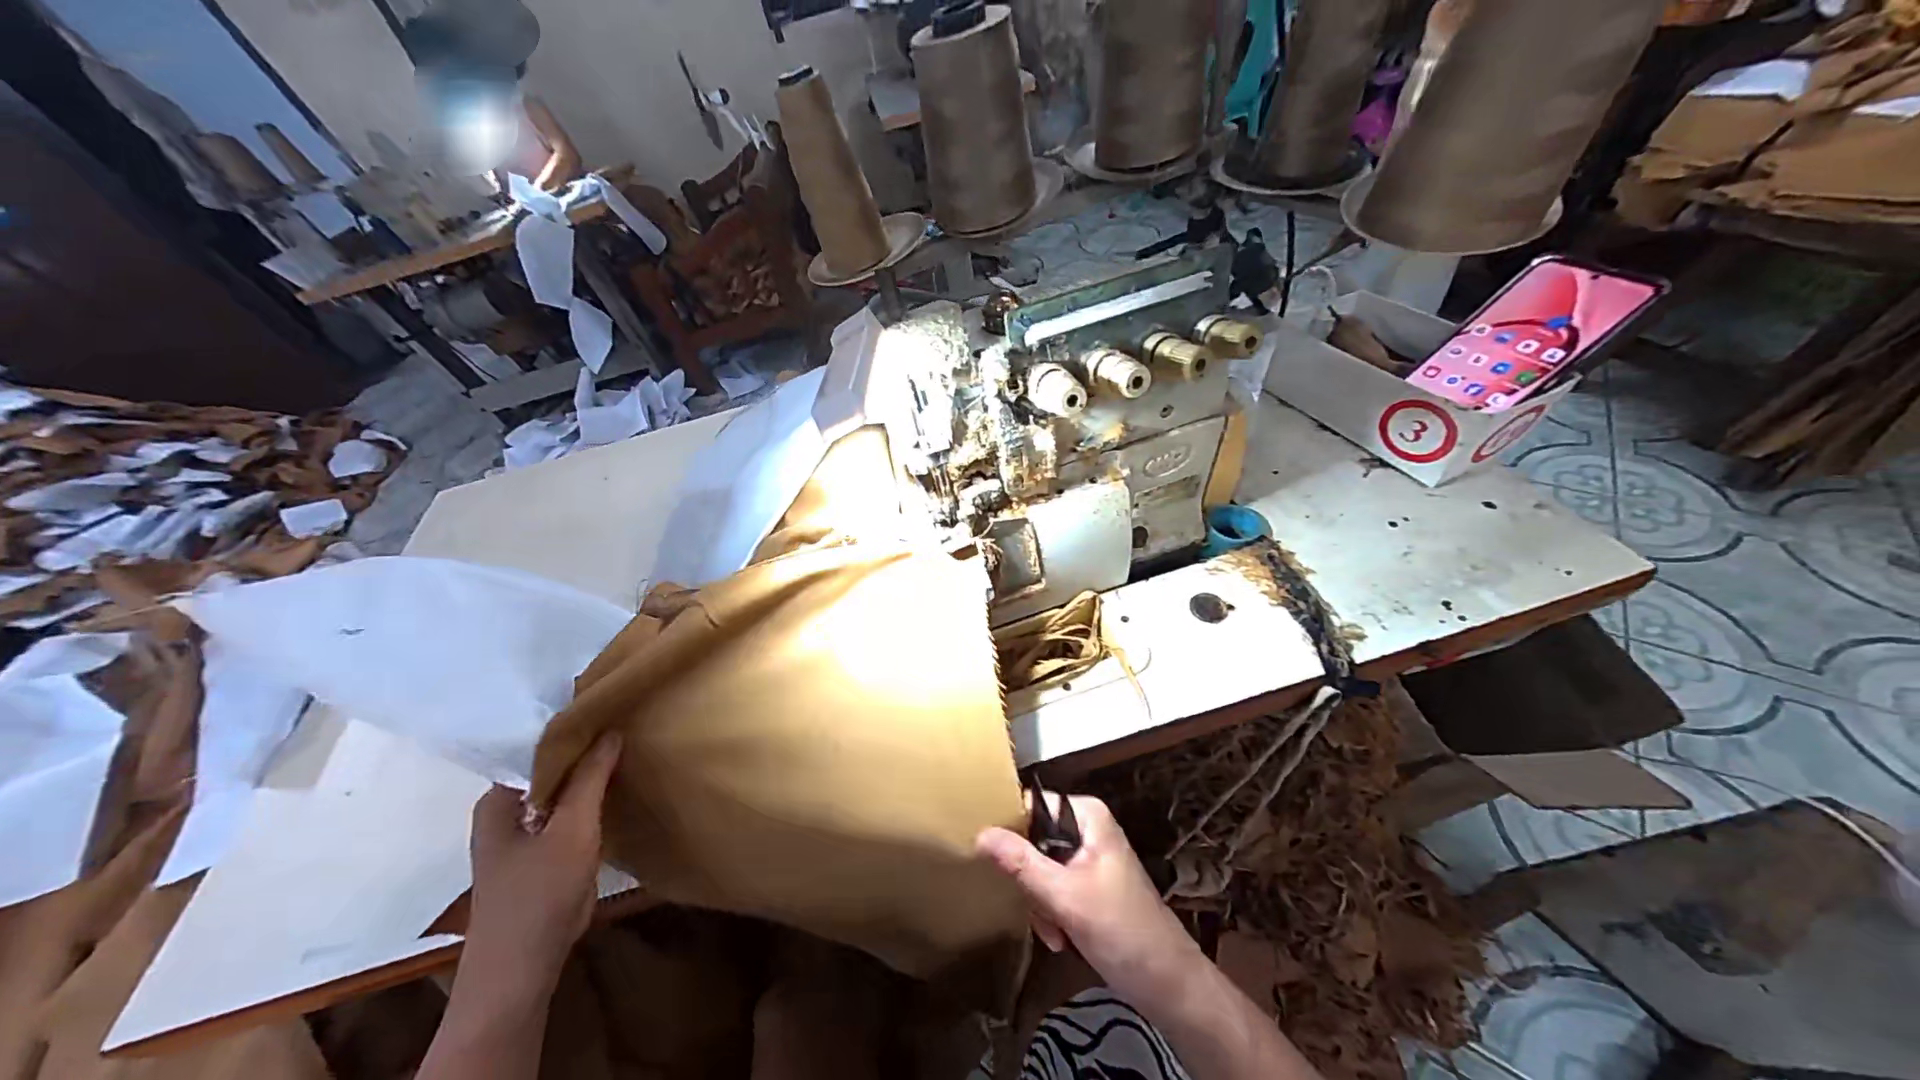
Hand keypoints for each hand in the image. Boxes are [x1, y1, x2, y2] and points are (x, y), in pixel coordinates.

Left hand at [464, 733, 621, 983]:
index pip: (535, 749)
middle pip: (549, 771)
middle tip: (623, 729)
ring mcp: (523, 836)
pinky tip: (616, 793)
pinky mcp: (542, 856)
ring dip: (589, 780)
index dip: (571, 730)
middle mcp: (505, 813)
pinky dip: (589, 804)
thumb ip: (591, 777)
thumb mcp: (573, 827)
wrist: (523, 966)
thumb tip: (610, 730)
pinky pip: (568, 816)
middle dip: (584, 753)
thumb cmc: (539, 892)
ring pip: (561, 794)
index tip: (607, 712)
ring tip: (625, 754)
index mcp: (498, 800)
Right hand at [975, 794, 1205, 1009]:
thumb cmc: (1122, 932)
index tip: (996, 861)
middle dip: (1030, 880)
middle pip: (1032, 838)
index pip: (1031, 804)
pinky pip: (1051, 887)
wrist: (1168, 985)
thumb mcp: (1065, 897)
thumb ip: (1021, 864)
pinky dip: (1051, 913)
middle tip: (1039, 908)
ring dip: (1040, 903)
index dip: (1010, 829)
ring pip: (1038, 867)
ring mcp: (1088, 857)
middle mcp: (1087, 828)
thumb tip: (980, 833)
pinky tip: (1062, 938)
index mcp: (1087, 815)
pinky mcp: (1087, 884)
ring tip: (1056, 932)